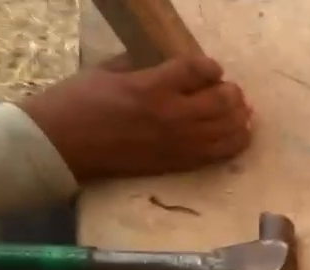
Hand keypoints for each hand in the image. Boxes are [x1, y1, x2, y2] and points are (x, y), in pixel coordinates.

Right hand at [20, 55, 251, 181]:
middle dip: (232, 92)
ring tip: (241, 110)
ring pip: (232, 128)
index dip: (210, 67)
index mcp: (149, 87)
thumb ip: (140, 68)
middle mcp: (175, 114)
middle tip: (232, 90)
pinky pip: (229, 151)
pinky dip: (240, 140)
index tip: (213, 67)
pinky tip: (240, 132)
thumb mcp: (105, 73)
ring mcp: (187, 141)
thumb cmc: (78, 103)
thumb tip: (169, 69)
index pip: (194, 71)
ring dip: (242, 116)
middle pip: (222, 101)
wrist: (67, 143)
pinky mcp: (191, 161)